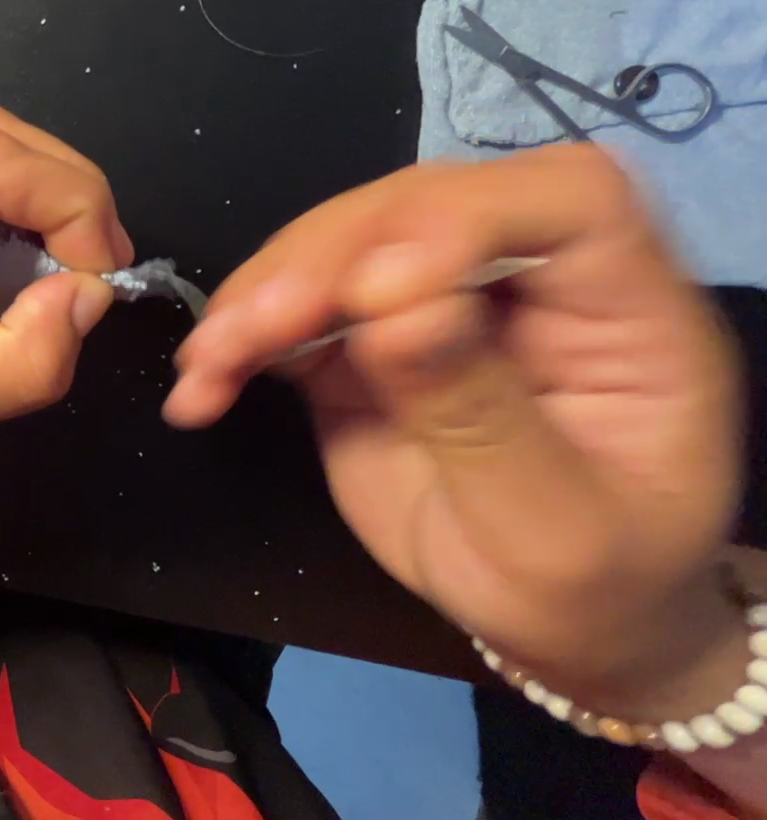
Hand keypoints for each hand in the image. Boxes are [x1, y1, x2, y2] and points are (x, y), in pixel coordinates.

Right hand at [164, 146, 744, 715]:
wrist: (533, 617)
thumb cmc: (579, 585)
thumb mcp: (547, 523)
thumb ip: (477, 410)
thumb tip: (393, 308)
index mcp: (620, 314)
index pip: (560, 202)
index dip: (455, 217)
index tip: (366, 290)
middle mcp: (519, 286)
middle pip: (408, 212)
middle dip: (313, 264)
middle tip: (244, 333)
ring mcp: (425, 305)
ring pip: (326, 252)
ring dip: (252, 302)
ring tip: (203, 369)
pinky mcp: (351, 339)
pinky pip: (281, 312)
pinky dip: (230, 343)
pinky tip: (199, 388)